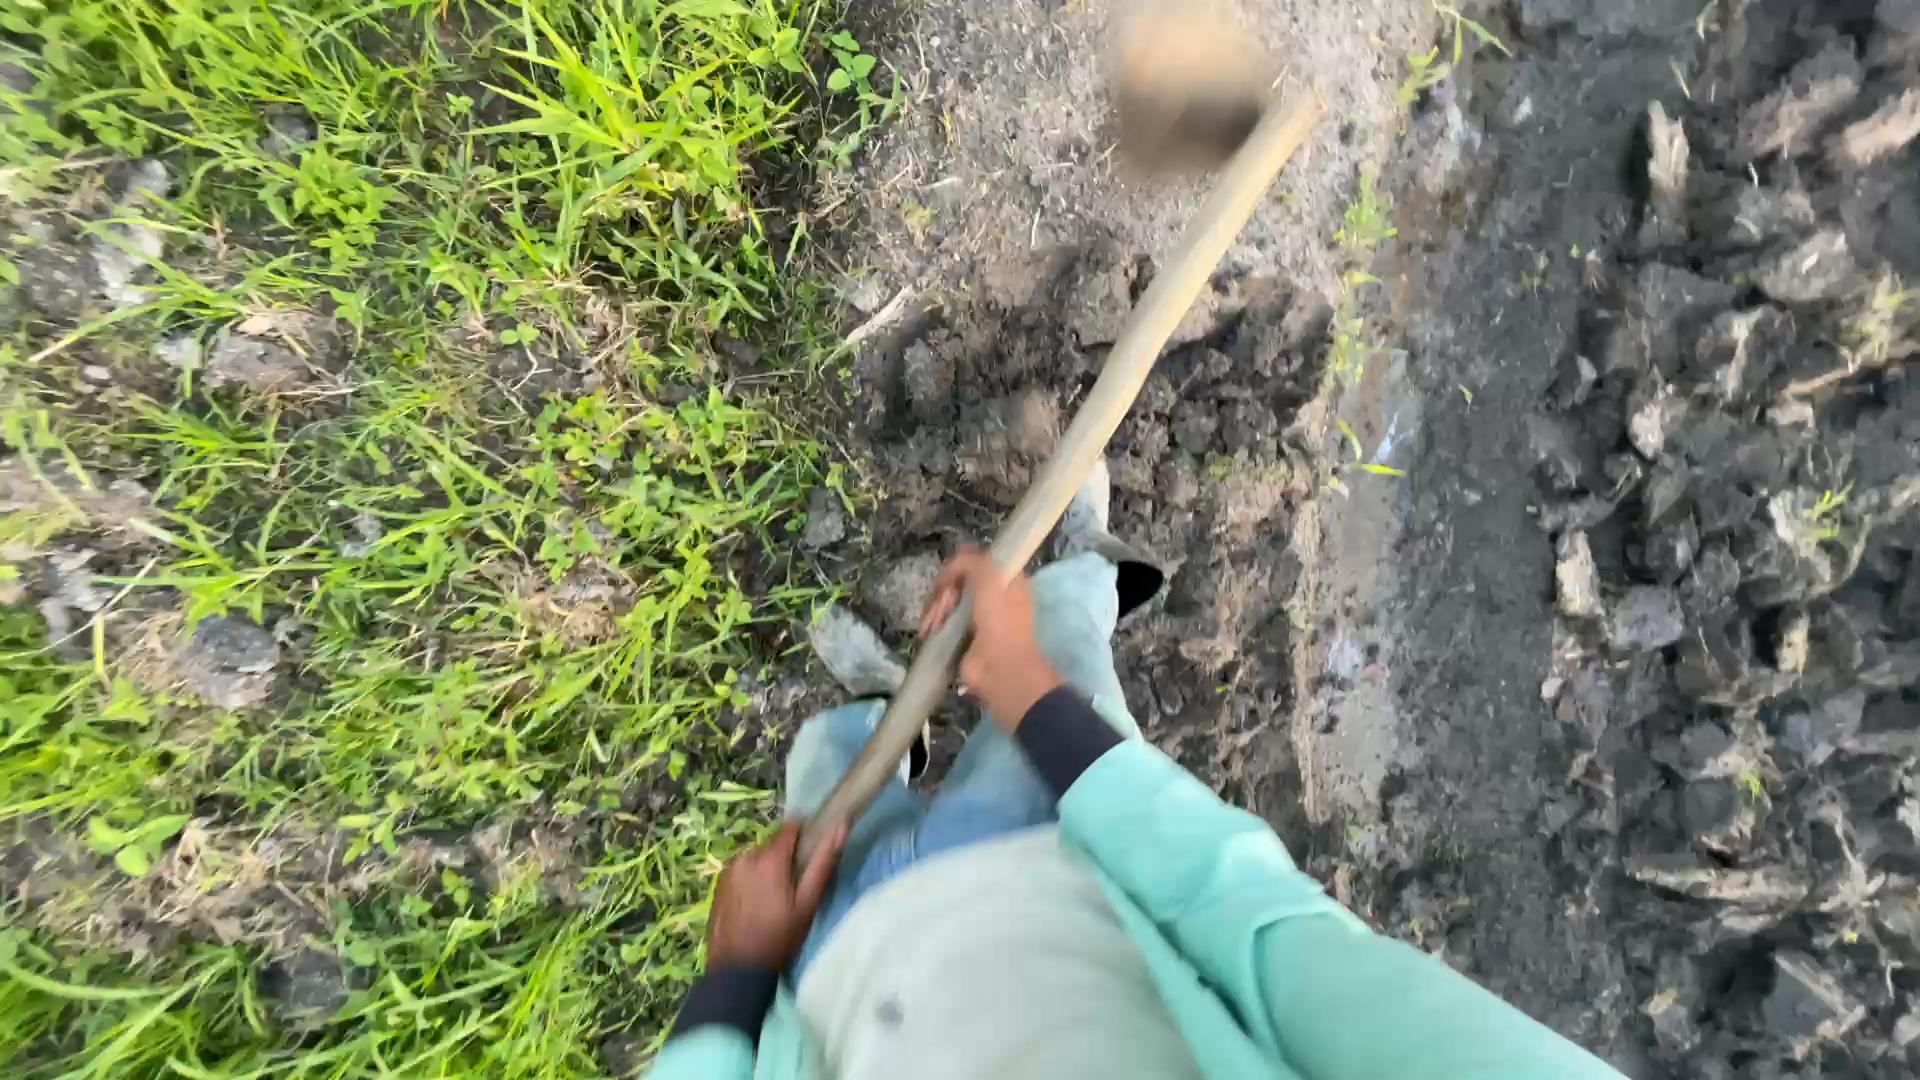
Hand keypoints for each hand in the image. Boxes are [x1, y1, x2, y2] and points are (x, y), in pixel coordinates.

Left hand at [706, 822, 845, 969]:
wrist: (736, 970)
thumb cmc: (779, 936)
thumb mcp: (807, 902)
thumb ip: (823, 862)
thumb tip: (840, 825)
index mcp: (770, 857)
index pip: (790, 827)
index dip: (803, 835)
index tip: (809, 853)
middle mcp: (747, 855)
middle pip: (773, 843)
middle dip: (784, 855)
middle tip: (793, 883)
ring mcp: (729, 869)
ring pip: (756, 856)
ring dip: (766, 866)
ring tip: (772, 896)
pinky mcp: (719, 884)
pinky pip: (741, 869)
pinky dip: (751, 877)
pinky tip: (754, 902)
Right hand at [919, 548, 1062, 730]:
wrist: (1000, 667)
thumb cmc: (999, 619)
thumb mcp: (988, 576)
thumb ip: (968, 561)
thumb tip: (949, 568)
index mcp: (1006, 579)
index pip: (975, 562)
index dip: (958, 567)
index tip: (948, 578)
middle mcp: (992, 595)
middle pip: (956, 582)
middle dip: (943, 591)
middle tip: (943, 605)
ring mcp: (976, 617)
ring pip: (945, 601)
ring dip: (935, 609)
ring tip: (934, 624)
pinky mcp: (962, 636)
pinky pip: (941, 621)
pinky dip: (932, 623)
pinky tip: (928, 631)